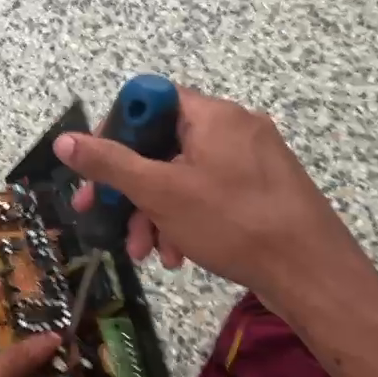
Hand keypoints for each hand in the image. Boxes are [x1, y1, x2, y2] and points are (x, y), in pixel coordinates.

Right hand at [58, 85, 375, 318]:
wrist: (314, 275)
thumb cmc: (233, 222)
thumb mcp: (158, 192)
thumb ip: (107, 163)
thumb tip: (63, 140)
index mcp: (212, 116)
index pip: (148, 101)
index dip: (115, 130)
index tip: (96, 166)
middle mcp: (234, 128)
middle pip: (159, 143)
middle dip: (127, 186)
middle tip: (101, 214)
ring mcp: (251, 160)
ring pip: (180, 174)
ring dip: (151, 211)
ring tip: (144, 251)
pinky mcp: (261, 190)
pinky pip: (206, 192)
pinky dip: (182, 218)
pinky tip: (176, 254)